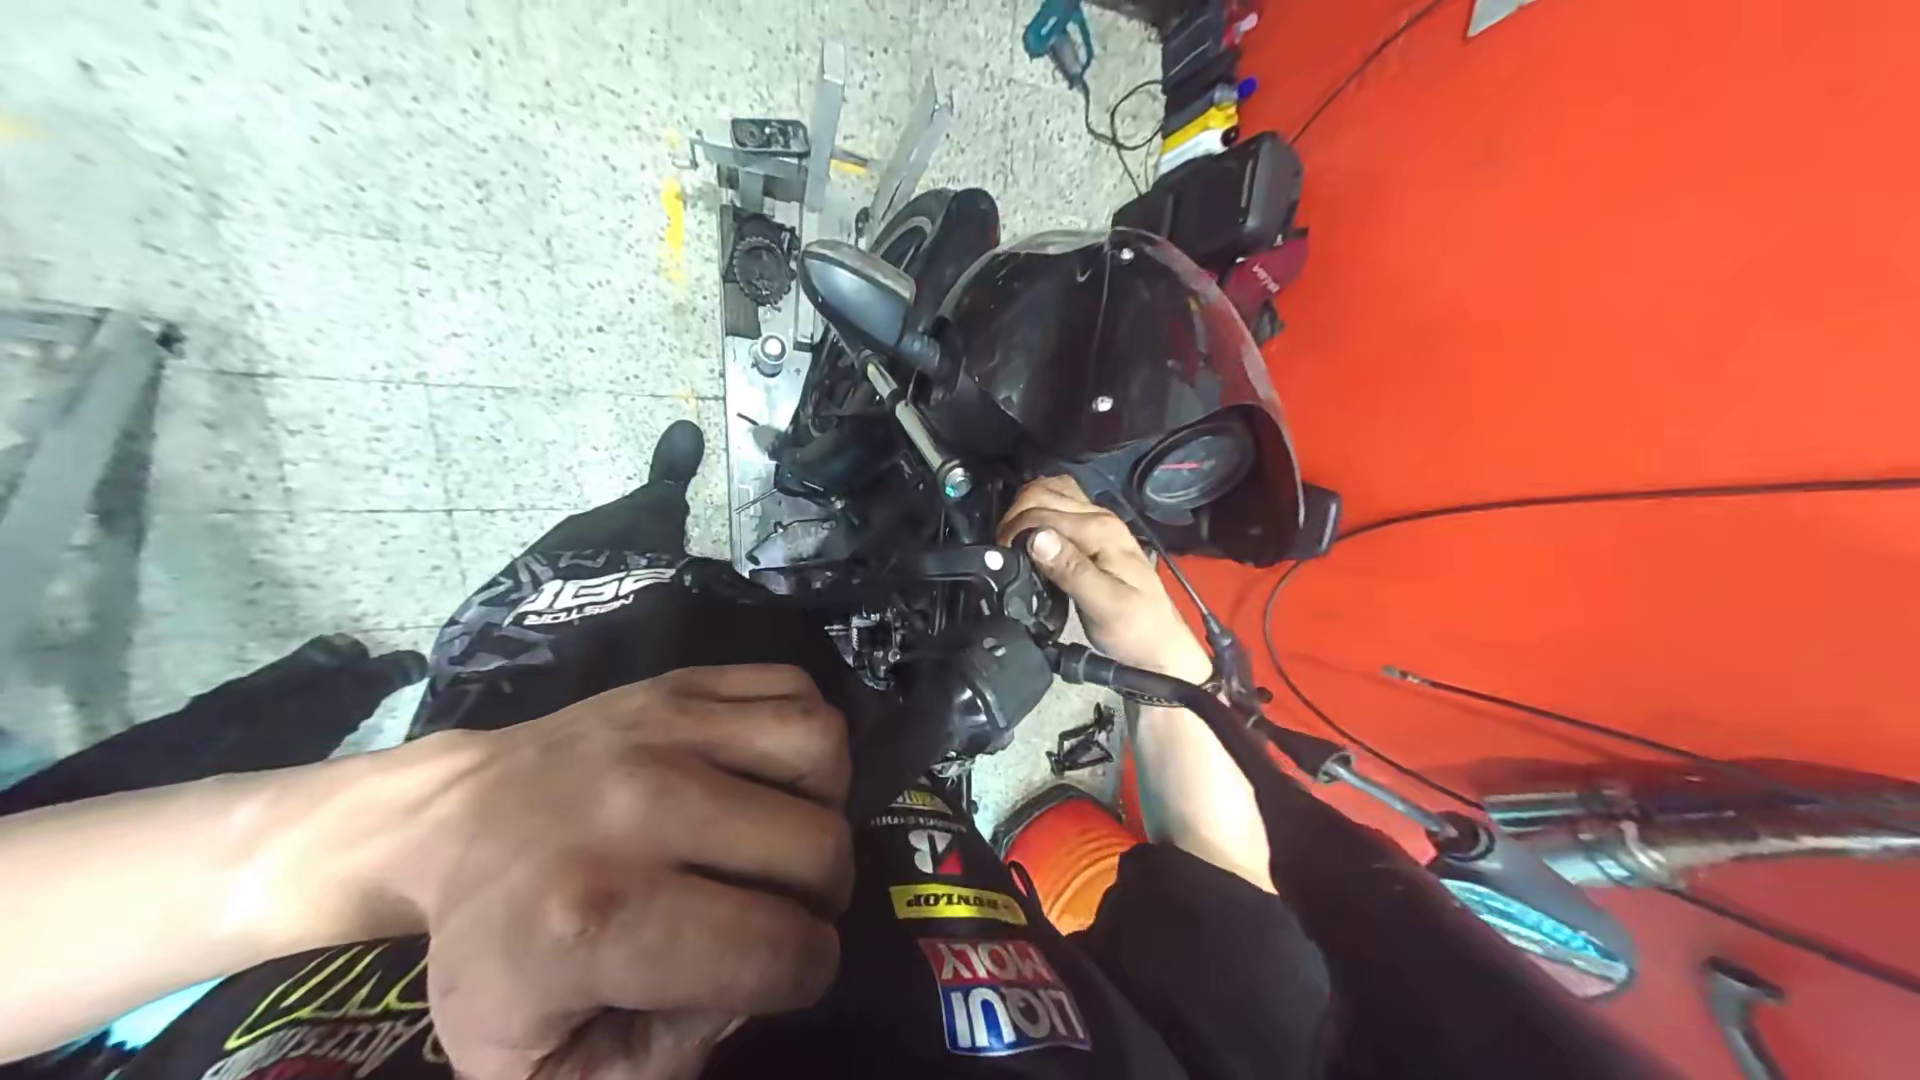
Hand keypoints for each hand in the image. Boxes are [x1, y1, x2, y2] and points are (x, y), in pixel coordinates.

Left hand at [391, 665, 852, 1079]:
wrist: (451, 819)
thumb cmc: (493, 946)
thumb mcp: (532, 1068)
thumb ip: (657, 1064)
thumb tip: (752, 988)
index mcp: (597, 919)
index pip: (775, 952)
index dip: (805, 975)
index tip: (785, 970)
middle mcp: (645, 805)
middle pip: (818, 845)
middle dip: (827, 892)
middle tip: (792, 901)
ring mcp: (669, 724)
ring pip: (821, 745)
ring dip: (830, 797)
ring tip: (790, 825)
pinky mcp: (683, 680)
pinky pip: (795, 687)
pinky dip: (806, 734)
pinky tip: (774, 772)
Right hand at [997, 476, 1211, 683]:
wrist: (1158, 643)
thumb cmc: (1134, 629)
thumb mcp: (1104, 606)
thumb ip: (1071, 570)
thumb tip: (1036, 538)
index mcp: (1100, 530)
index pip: (1041, 511)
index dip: (1013, 530)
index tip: (1002, 556)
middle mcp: (1100, 517)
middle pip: (1043, 492)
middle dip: (1014, 516)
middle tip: (1003, 549)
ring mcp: (1098, 522)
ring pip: (1050, 492)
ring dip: (1024, 509)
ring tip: (1012, 540)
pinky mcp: (1093, 532)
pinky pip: (1059, 505)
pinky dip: (1038, 511)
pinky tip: (1029, 534)